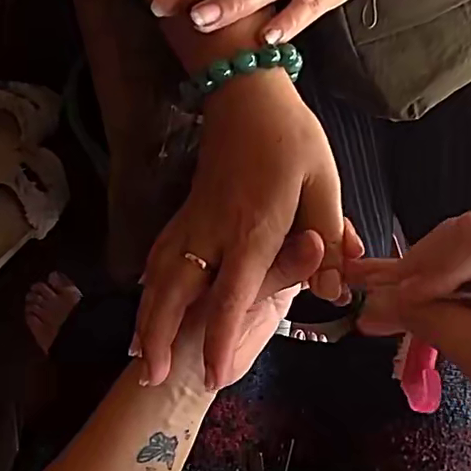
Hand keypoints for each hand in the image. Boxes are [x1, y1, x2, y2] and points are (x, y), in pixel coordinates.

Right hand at [136, 71, 359, 388]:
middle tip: (151, 376)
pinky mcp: (184, 211)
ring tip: (138, 352)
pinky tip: (143, 301)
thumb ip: (327, 238)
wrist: (245, 94)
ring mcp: (192, 221)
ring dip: (145, 314)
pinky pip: (159, 253)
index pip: (231, 294)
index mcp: (253, 229)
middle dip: (159, 335)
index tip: (210, 376)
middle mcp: (214, 232)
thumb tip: (333, 289)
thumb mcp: (324, 183)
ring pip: (158, 274)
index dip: (219, 338)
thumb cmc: (291, 138)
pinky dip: (147, 283)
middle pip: (175, 290)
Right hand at [344, 213, 470, 456]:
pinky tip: (385, 310)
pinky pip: (449, 294)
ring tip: (372, 310)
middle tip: (376, 302)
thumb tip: (376, 298)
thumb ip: (431, 317)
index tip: (405, 297)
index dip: (435, 262)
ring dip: (409, 290)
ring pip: (446, 271)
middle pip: (457, 248)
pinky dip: (418, 304)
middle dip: (416, 274)